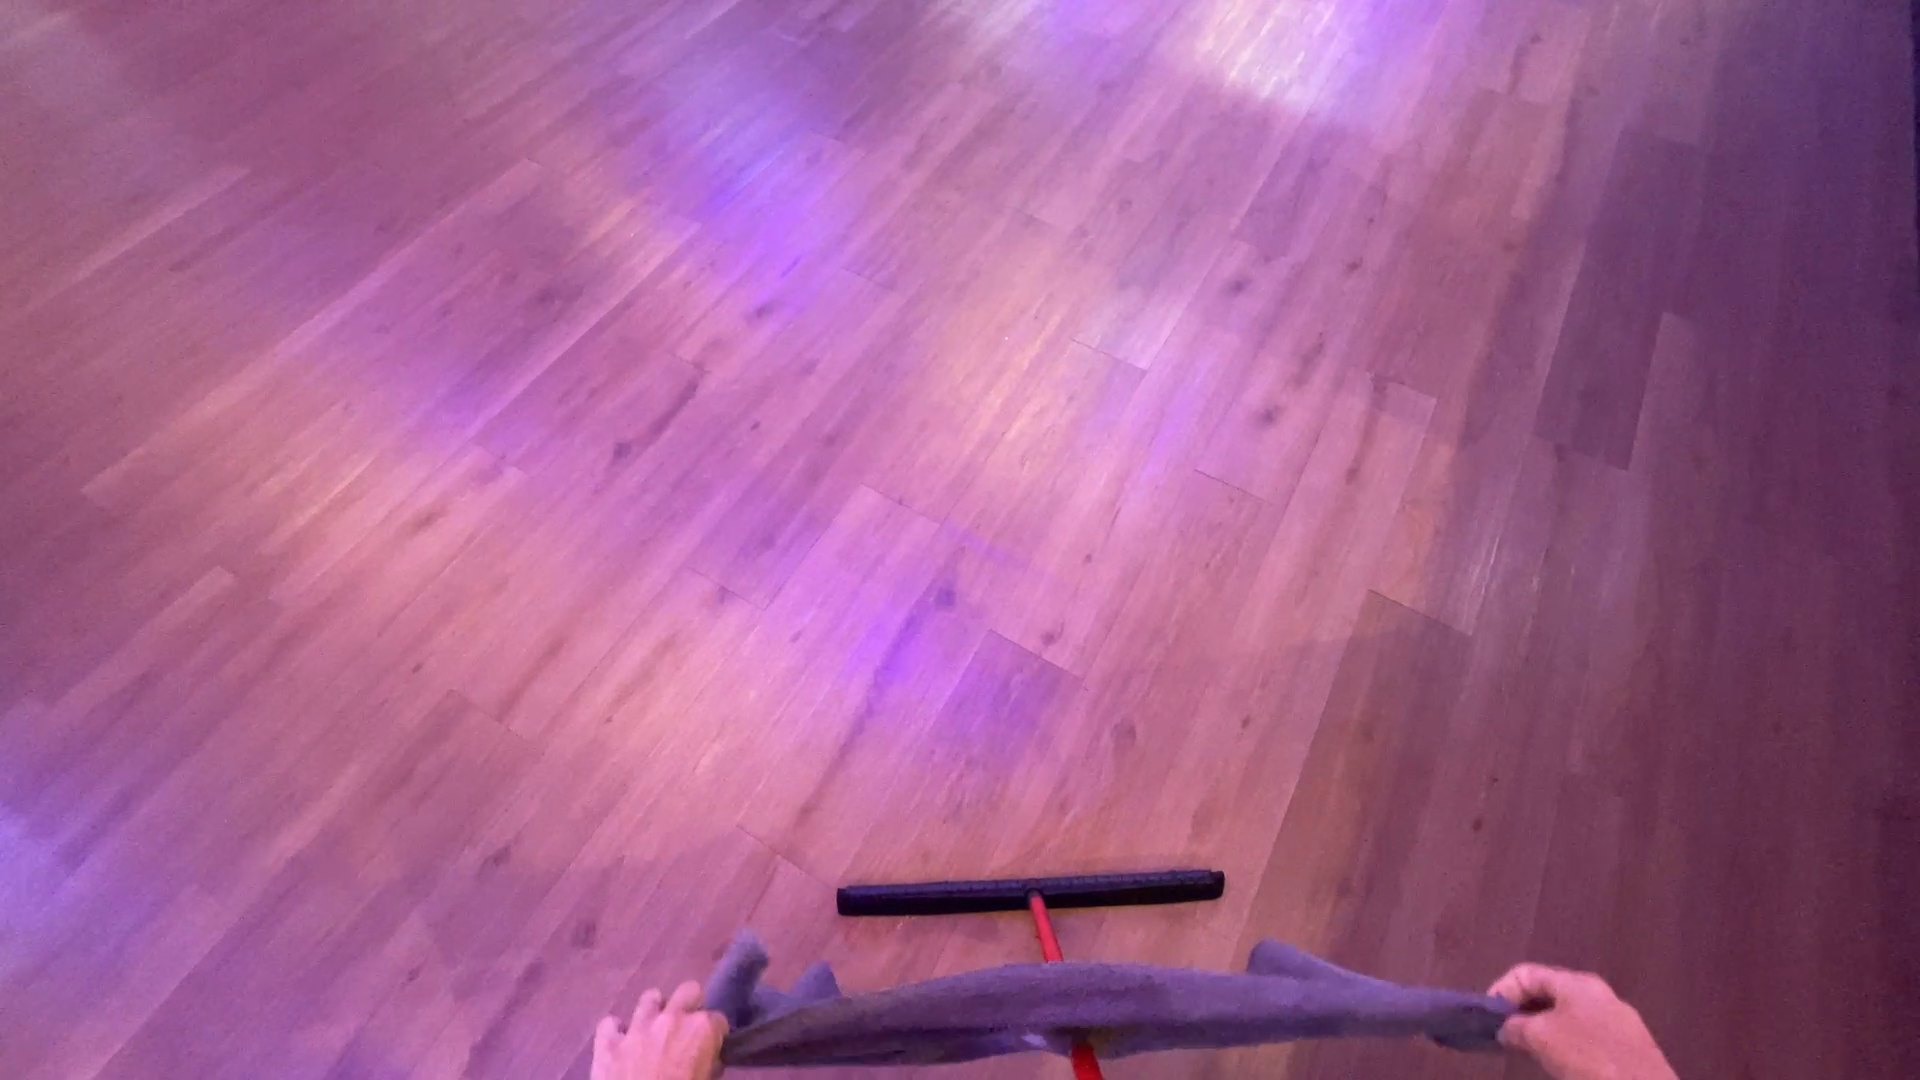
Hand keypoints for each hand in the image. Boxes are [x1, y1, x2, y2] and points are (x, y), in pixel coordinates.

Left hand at [592, 981, 728, 1079]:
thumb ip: (709, 1069)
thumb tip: (708, 1065)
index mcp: (702, 1030)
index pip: (718, 1019)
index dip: (715, 1034)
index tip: (711, 1048)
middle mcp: (673, 1018)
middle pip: (689, 990)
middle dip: (691, 1005)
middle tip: (685, 1029)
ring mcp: (638, 1028)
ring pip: (649, 998)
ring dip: (654, 1011)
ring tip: (653, 1030)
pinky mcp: (608, 1045)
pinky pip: (609, 1024)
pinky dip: (614, 1032)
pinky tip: (619, 1044)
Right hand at [1488, 964, 1676, 1079]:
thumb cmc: (1588, 1059)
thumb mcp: (1538, 1037)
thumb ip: (1513, 1026)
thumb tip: (1506, 1028)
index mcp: (1578, 982)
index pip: (1525, 973)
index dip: (1501, 990)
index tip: (1490, 1017)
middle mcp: (1601, 996)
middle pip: (1549, 994)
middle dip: (1523, 1012)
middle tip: (1507, 1033)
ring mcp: (1622, 1024)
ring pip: (1570, 1018)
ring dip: (1545, 1031)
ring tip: (1531, 1051)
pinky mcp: (1635, 1052)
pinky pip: (1590, 1038)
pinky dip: (1569, 1046)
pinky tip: (1563, 1066)